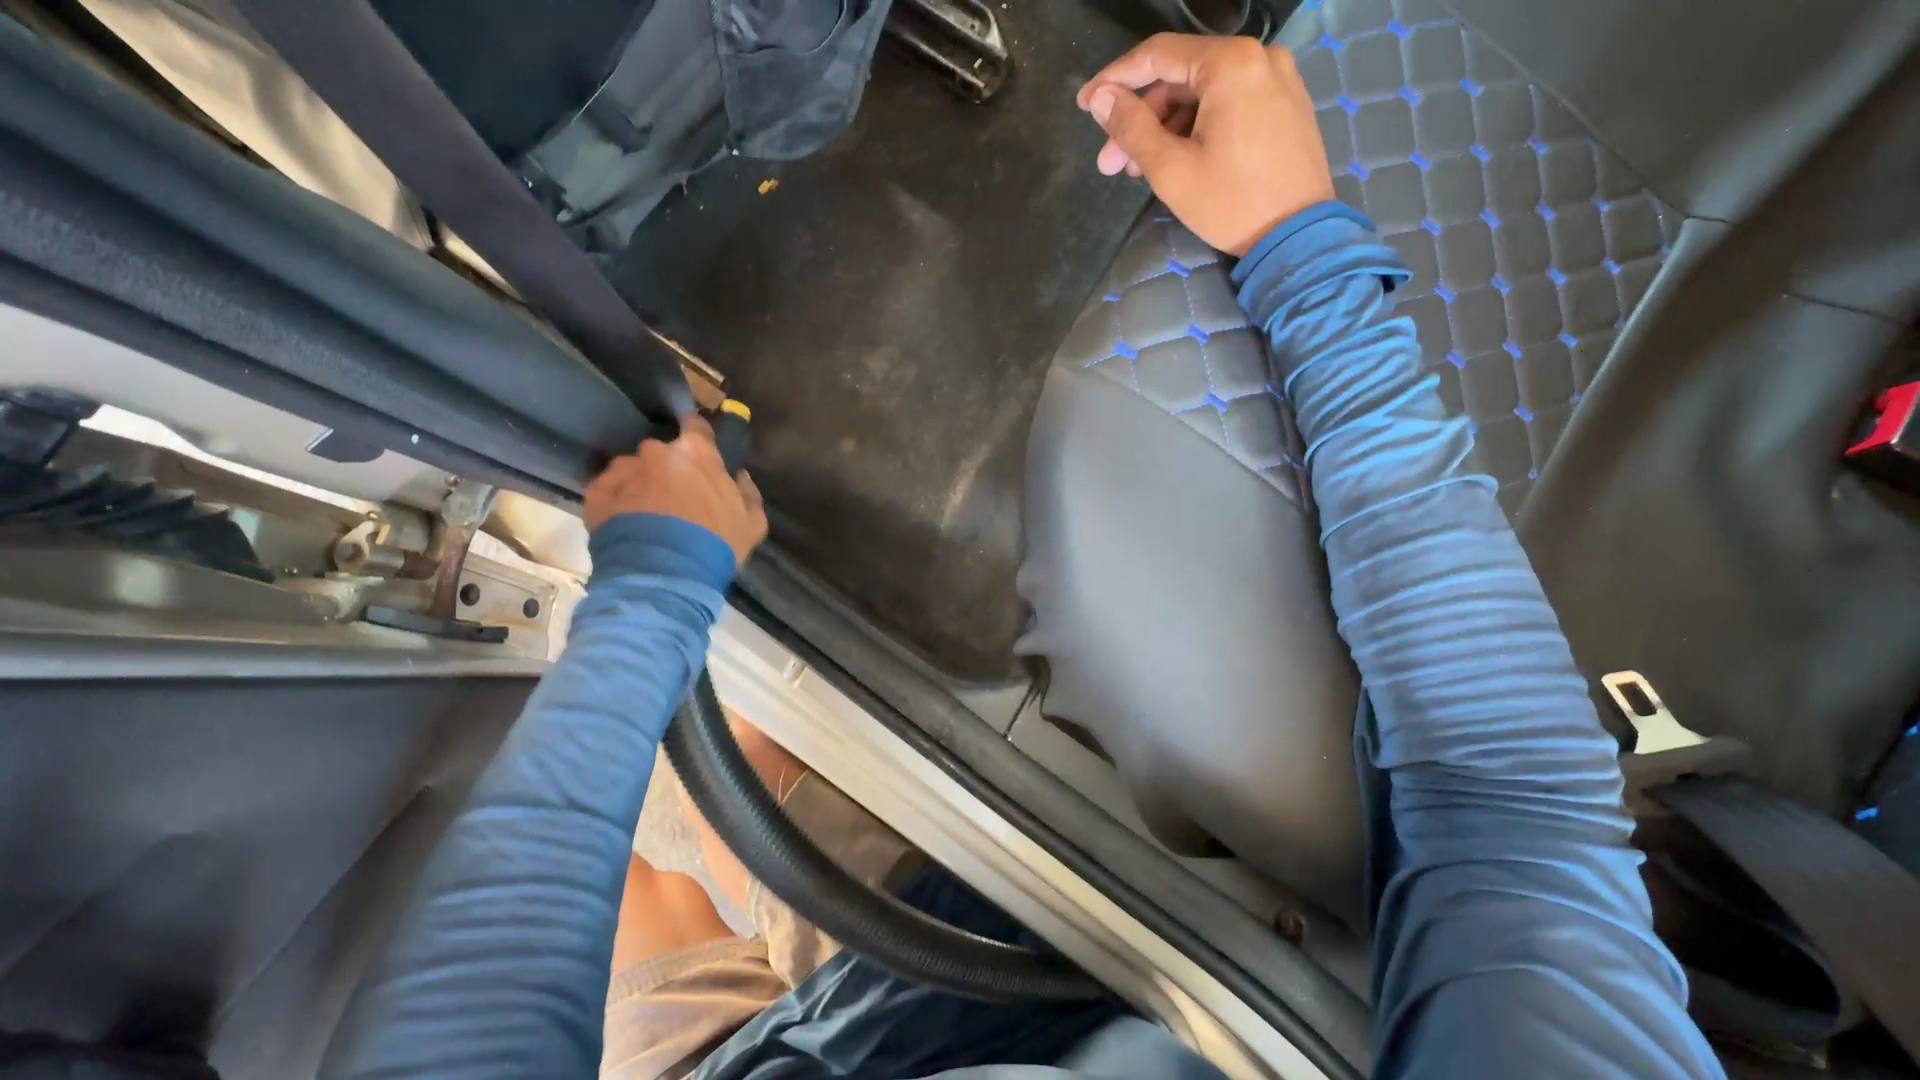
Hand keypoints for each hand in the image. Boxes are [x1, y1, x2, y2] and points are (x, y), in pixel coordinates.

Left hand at [584, 415, 767, 564]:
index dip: (697, 437)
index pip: (696, 426)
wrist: (665, 576)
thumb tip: (739, 475)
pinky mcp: (597, 493)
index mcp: (696, 451)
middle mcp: (657, 451)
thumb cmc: (715, 544)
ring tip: (645, 516)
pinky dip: (615, 502)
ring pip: (632, 470)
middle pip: (662, 452)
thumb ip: (748, 493)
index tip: (699, 453)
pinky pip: (608, 491)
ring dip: (639, 485)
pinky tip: (625, 525)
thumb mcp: (751, 524)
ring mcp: (623, 470)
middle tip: (674, 497)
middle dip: (667, 469)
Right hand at [1077, 34, 1333, 255]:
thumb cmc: (1231, 203)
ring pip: (1202, 95)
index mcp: (1230, 64)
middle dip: (1140, 118)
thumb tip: (1100, 98)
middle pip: (1180, 78)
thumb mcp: (1170, 169)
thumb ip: (1131, 127)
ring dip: (1165, 129)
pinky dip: (1196, 127)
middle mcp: (1258, 57)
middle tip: (1110, 161)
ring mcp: (1277, 79)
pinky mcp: (1284, 105)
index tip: (1085, 104)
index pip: (1157, 56)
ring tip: (1136, 170)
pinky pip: (1227, 104)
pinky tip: (1173, 160)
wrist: (1298, 236)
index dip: (1114, 79)